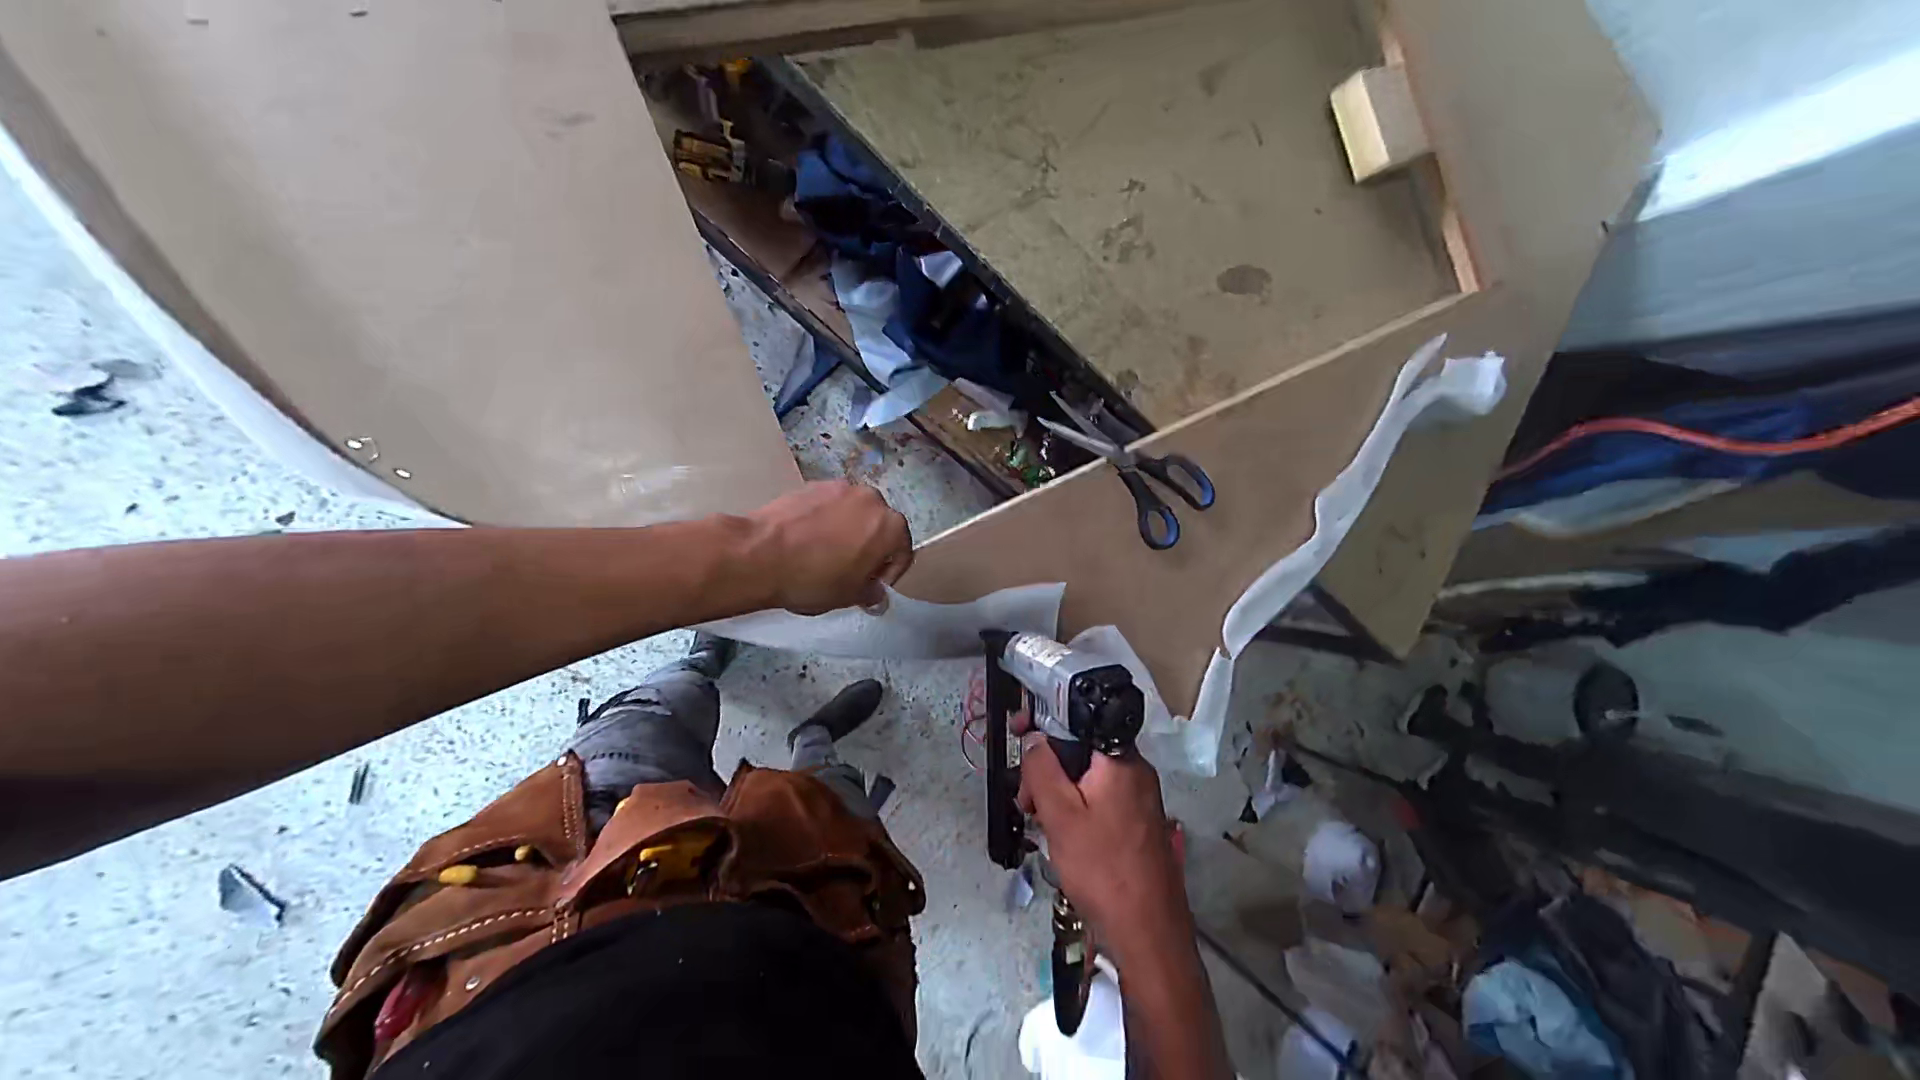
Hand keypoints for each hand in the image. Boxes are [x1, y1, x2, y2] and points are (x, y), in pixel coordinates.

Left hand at [742, 481, 912, 614]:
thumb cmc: (814, 578)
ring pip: (854, 515)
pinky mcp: (814, 484)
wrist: (760, 554)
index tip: (871, 588)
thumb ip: (871, 592)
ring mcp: (842, 488)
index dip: (889, 575)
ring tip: (826, 555)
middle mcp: (872, 499)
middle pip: (880, 528)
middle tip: (850, 572)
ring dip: (848, 532)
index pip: (902, 553)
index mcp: (891, 526)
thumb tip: (875, 593)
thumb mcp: (849, 596)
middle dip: (870, 549)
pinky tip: (808, 541)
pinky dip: (826, 521)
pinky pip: (830, 507)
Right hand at [1017, 735, 1191, 965]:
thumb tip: (1034, 737)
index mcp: (1120, 759)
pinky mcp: (1137, 821)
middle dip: (1046, 767)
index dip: (1044, 721)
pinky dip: (1075, 807)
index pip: (1078, 719)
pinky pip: (1099, 798)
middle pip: (1080, 749)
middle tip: (1027, 801)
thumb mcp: (1060, 815)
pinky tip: (1061, 833)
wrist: (1148, 933)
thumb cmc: (1102, 869)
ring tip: (1040, 822)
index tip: (1017, 728)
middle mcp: (1135, 770)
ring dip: (1057, 790)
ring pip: (1087, 776)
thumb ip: (1042, 769)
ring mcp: (1139, 797)